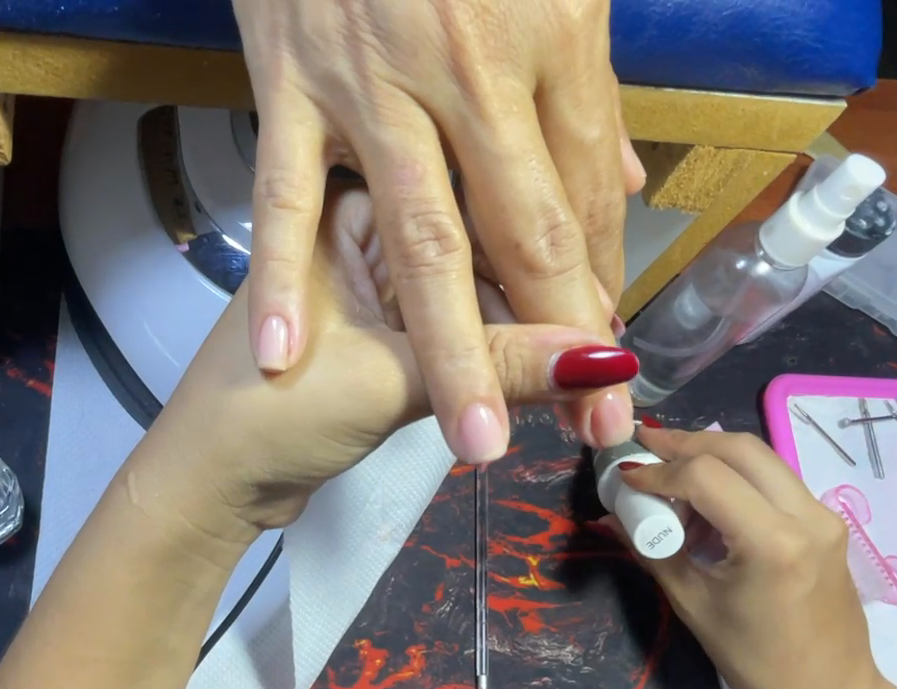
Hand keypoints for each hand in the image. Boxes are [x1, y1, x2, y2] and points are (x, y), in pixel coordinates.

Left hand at [127, 184, 638, 545]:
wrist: (207, 486)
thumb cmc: (267, 416)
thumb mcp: (386, 382)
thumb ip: (495, 366)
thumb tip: (601, 361)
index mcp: (356, 205)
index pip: (474, 217)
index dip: (545, 273)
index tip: (606, 324)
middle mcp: (370, 230)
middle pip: (482, 260)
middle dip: (543, 318)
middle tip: (607, 368)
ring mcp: (376, 284)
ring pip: (472, 300)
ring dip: (523, 344)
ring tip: (588, 382)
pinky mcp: (381, 334)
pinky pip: (453, 333)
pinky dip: (493, 359)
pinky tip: (543, 377)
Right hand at [233, 0, 646, 464]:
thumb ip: (579, 98)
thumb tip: (619, 188)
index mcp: (547, 38)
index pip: (584, 198)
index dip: (603, 292)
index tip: (613, 374)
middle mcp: (472, 70)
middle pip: (526, 236)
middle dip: (563, 346)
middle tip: (590, 436)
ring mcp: (373, 86)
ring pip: (424, 238)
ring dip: (452, 352)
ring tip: (478, 439)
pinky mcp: (288, 91)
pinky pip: (283, 197)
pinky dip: (277, 276)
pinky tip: (282, 355)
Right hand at [609, 426, 896, 688]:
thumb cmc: (754, 661)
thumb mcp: (692, 604)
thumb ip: (653, 549)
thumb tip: (610, 516)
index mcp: (772, 542)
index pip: (705, 476)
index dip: (658, 470)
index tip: (623, 476)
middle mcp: (807, 515)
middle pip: (738, 448)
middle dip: (684, 442)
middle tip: (642, 446)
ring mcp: (823, 515)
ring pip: (759, 457)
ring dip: (709, 455)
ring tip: (667, 473)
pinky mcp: (825, 522)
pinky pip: (773, 479)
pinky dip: (733, 476)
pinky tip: (702, 499)